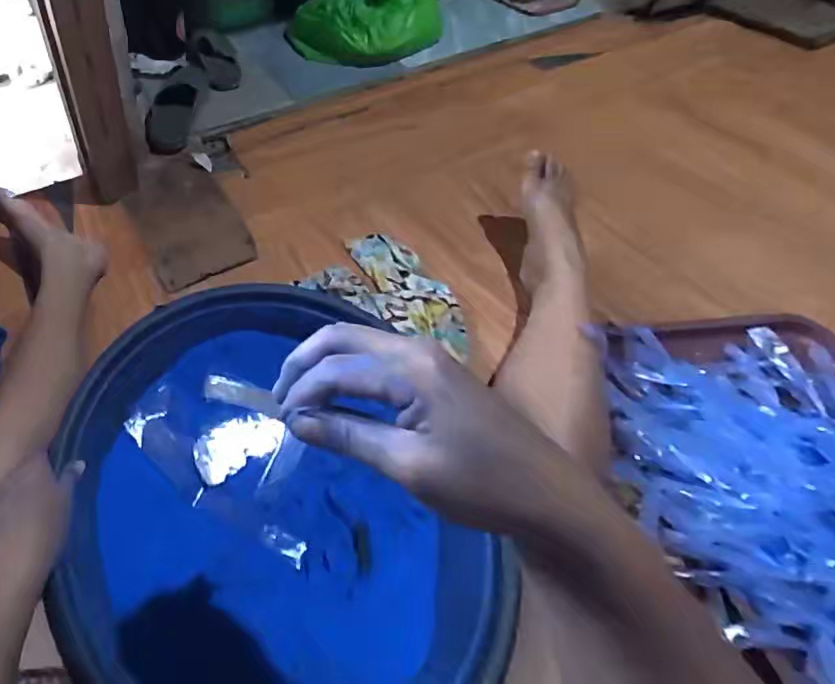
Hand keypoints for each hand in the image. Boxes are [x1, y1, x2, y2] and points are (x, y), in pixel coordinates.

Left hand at [0, 456, 81, 594]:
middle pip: (22, 473)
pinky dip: (1, 522)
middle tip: (44, 504)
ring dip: (15, 502)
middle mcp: (8, 475)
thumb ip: (69, 480)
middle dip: (31, 484)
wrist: (5, 570)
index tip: (56, 481)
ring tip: (27, 524)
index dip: (48, 468)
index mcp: (32, 466)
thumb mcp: (65, 505)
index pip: (41, 456)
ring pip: (6, 493)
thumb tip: (78, 463)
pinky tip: (9, 540)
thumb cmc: (44, 532)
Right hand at [273, 323, 596, 536]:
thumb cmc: (483, 486)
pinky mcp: (432, 367)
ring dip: (322, 363)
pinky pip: (374, 355)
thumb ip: (349, 437)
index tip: (282, 422)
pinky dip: (345, 369)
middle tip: (280, 397)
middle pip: (340, 338)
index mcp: (410, 368)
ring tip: (299, 396)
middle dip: (303, 363)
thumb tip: (297, 423)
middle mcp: (413, 347)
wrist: (554, 497)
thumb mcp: (409, 467)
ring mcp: (424, 354)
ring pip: (355, 342)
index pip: (336, 369)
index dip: (302, 393)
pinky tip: (335, 393)